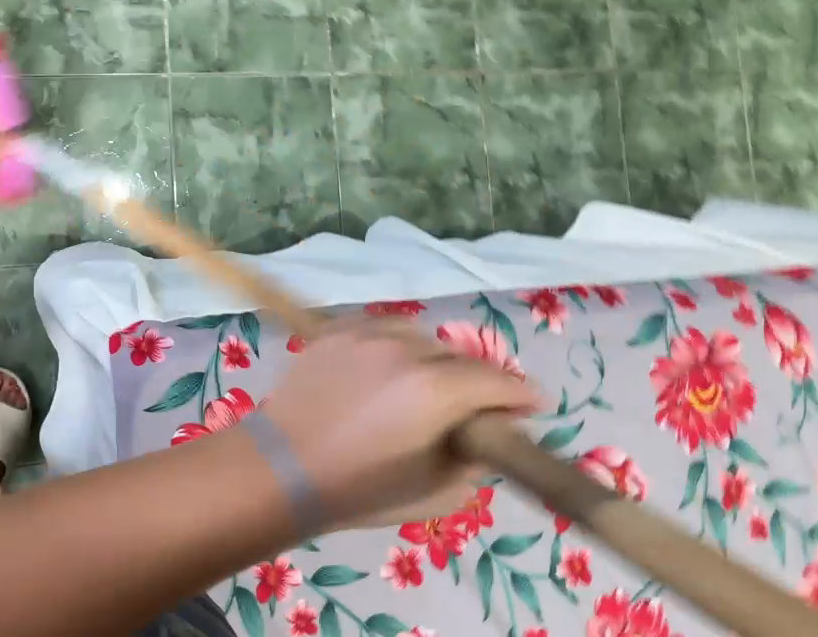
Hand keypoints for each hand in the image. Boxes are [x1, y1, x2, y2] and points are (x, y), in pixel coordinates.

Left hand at [259, 317, 541, 530]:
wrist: (284, 465)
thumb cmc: (362, 488)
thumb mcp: (439, 490)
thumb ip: (476, 458)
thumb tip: (488, 433)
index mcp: (436, 390)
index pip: (498, 382)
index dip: (522, 395)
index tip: (533, 406)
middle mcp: (404, 350)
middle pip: (461, 356)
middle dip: (480, 379)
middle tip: (482, 402)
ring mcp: (365, 334)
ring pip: (421, 336)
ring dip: (437, 357)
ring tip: (434, 381)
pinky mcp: (335, 331)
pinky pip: (382, 327)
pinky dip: (398, 344)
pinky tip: (394, 365)